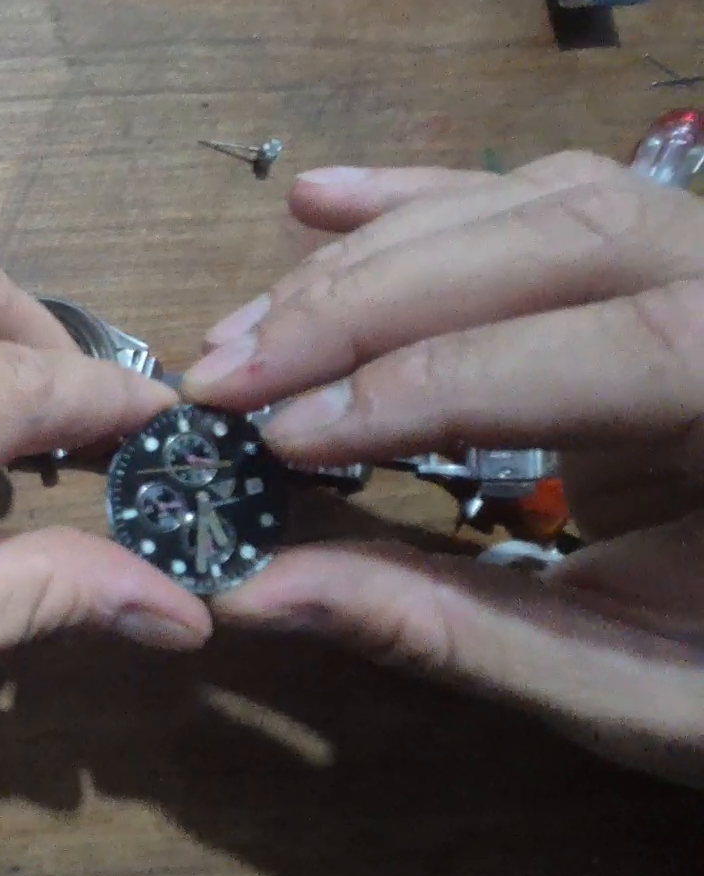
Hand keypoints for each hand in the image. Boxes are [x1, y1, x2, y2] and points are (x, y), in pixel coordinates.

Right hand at [181, 152, 703, 785]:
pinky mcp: (654, 255)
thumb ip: (435, 628)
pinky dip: (402, 200)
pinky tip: (312, 200)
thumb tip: (247, 593)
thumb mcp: (612, 681)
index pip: (621, 353)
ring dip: (350, 270)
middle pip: (557, 238)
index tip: (276, 440)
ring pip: (524, 204)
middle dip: (355, 311)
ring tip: (235, 337)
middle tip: (222, 378)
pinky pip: (525, 194)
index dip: (421, 389)